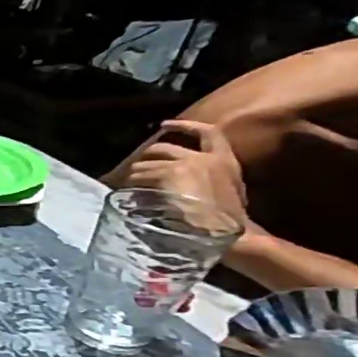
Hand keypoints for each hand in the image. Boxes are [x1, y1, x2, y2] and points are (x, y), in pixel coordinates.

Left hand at [119, 119, 248, 227]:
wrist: (224, 232)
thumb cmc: (228, 220)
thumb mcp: (230, 192)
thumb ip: (211, 179)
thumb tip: (189, 181)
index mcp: (225, 161)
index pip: (208, 133)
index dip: (185, 126)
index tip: (165, 124)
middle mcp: (204, 158)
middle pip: (162, 147)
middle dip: (145, 157)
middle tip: (136, 170)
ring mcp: (184, 165)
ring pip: (144, 164)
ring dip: (134, 176)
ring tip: (130, 189)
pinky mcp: (167, 175)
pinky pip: (138, 176)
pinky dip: (129, 185)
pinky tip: (127, 194)